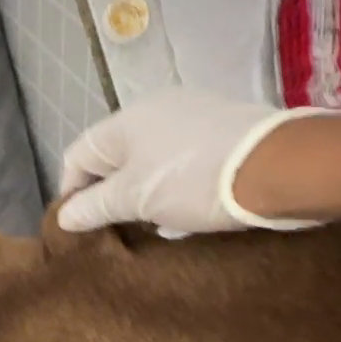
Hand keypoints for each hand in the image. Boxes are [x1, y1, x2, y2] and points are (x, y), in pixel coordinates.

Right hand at [57, 88, 324, 233]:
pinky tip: (184, 213)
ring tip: (151, 228)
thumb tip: (64, 217)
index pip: (78, 155)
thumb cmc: (192, 182)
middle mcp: (156, 109)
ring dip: (143, 195)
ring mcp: (193, 116)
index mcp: (126, 121)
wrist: (276, 167)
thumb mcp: (135, 200)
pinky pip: (181, 161)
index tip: (79, 229)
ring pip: (149, 161)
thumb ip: (94, 208)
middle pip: (115, 158)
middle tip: (116, 232)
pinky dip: (172, 187)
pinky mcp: (222, 130)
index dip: (71, 193)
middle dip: (110, 196)